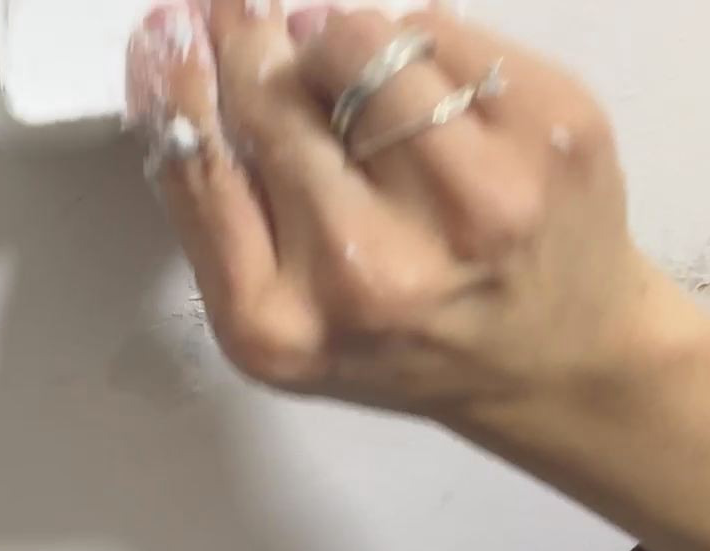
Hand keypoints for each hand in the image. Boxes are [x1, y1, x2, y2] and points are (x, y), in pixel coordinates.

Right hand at [125, 1, 700, 426]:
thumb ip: (226, 230)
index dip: (175, 97)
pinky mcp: (549, 137)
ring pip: (362, 53)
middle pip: (273, 112)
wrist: (539, 356)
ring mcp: (467, 201)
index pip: (205, 182)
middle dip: (238, 41)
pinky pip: (445, 38)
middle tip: (220, 2)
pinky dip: (402, 34)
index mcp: (273, 324)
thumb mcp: (273, 324)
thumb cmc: (384, 344)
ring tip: (310, 38)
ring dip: (324, 33)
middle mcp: (363, 271)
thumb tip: (201, 88)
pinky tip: (386, 56)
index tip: (160, 40)